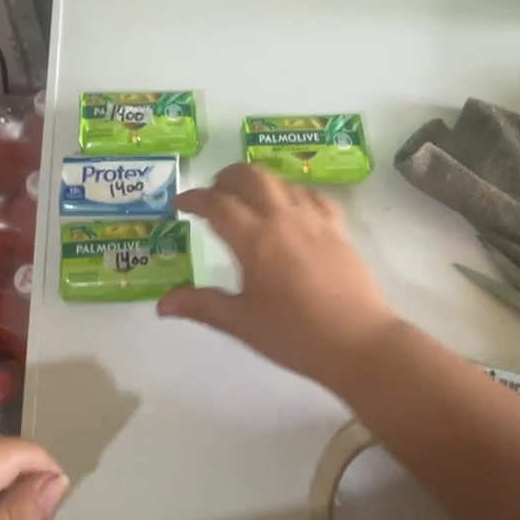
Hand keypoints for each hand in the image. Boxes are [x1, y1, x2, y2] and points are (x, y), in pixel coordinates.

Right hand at [157, 163, 400, 384]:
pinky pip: (311, 195)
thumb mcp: (241, 323)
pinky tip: (289, 207)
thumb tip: (161, 305)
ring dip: (257, 182)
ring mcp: (313, 219)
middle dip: (225, 178)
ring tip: (246, 199)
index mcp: (255, 238)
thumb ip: (201, 306)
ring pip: (280, 180)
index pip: (216, 204)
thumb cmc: (294, 335)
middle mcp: (282, 218)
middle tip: (212, 195)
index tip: (179, 204)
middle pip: (250, 176)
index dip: (193, 199)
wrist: (358, 343)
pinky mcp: (337, 227)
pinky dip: (291, 192)